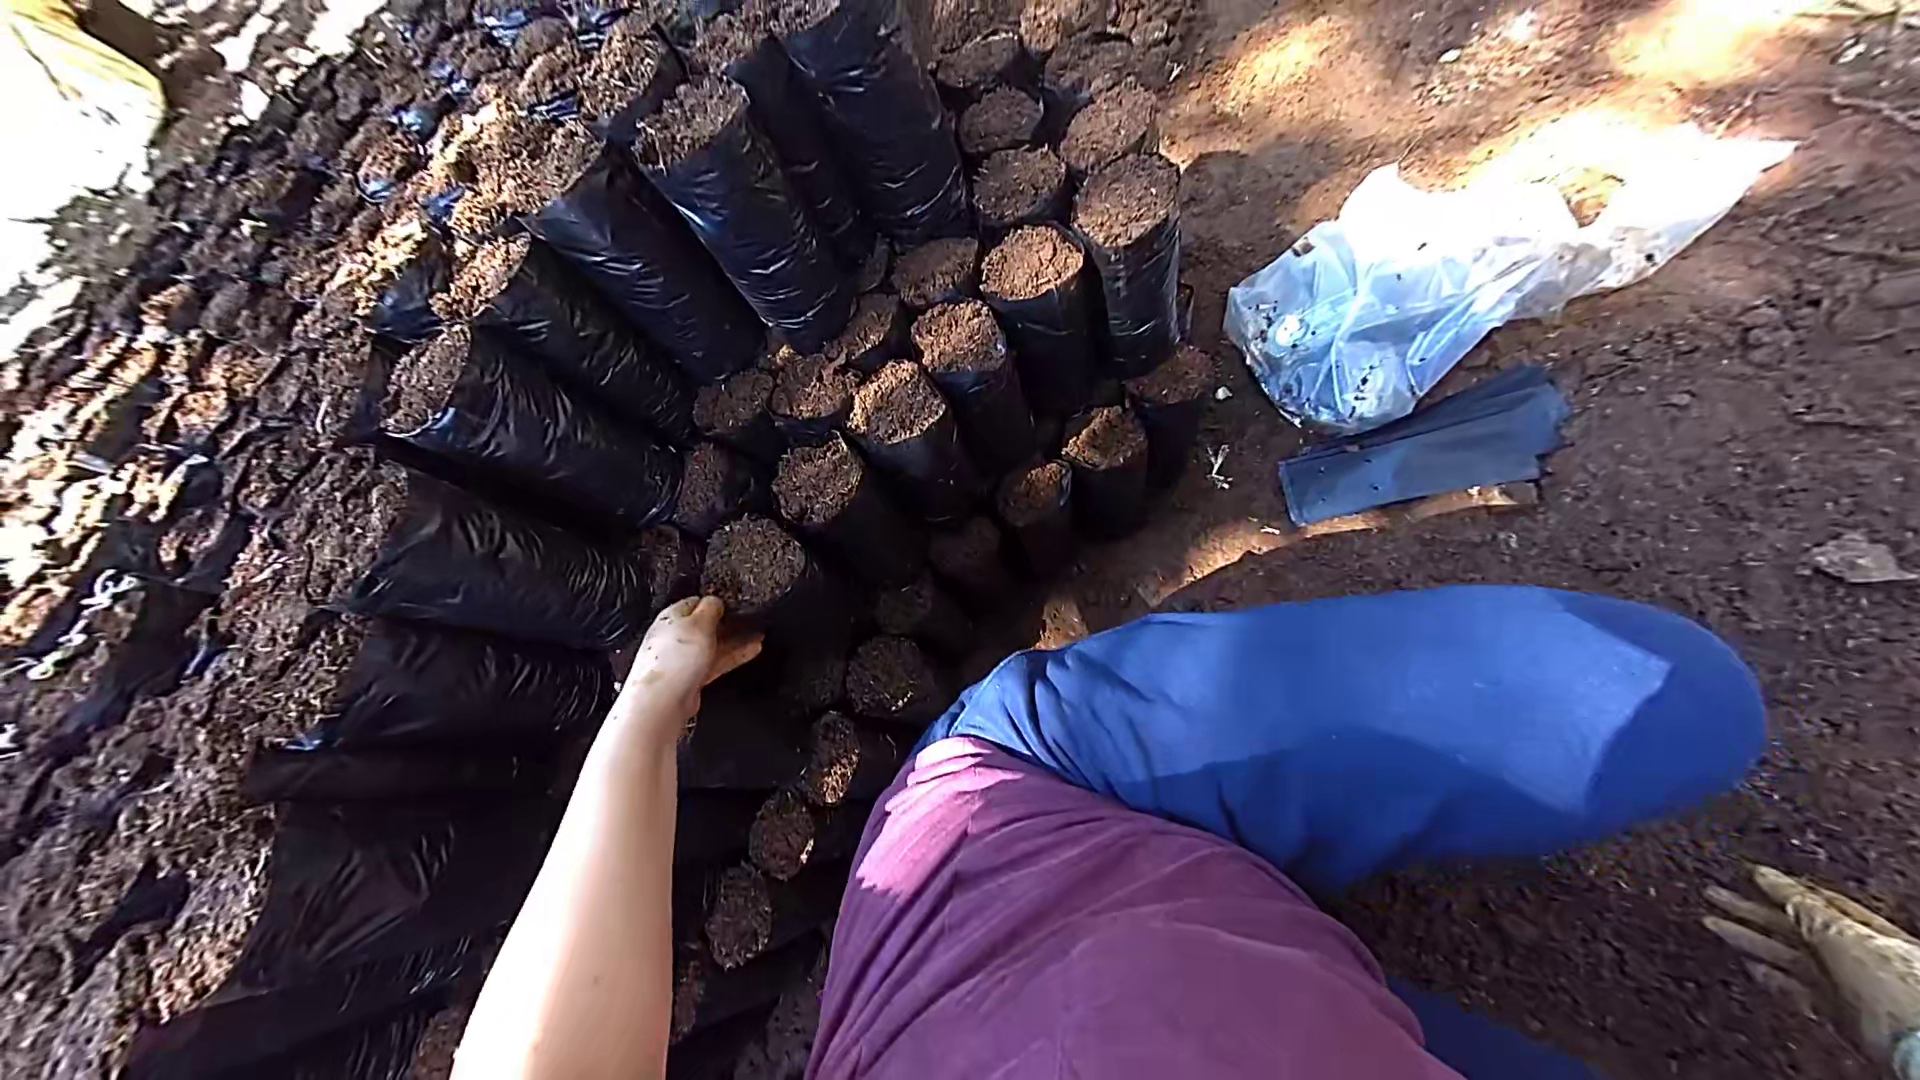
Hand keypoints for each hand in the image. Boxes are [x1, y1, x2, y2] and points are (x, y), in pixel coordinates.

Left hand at [617, 596, 762, 737]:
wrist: (662, 701)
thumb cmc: (673, 661)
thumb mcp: (700, 623)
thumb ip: (711, 607)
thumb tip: (716, 600)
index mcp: (671, 618)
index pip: (696, 603)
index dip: (716, 603)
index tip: (734, 604)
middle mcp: (674, 638)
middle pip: (706, 626)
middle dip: (730, 623)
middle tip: (750, 621)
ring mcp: (682, 659)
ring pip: (714, 645)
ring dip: (737, 640)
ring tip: (758, 636)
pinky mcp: (691, 677)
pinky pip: (717, 662)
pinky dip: (734, 656)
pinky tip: (750, 652)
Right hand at [1704, 865, 1919, 1077]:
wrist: (1911, 1045)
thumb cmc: (1893, 986)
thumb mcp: (1837, 930)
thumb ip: (1799, 903)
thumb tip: (1763, 873)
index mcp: (1876, 937)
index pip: (1821, 904)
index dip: (1782, 888)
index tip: (1749, 873)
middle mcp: (1863, 960)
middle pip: (1796, 930)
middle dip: (1750, 911)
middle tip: (1714, 895)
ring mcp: (1850, 988)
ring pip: (1788, 957)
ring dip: (1748, 939)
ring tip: (1710, 922)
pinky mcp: (1836, 1013)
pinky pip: (1794, 989)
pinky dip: (1767, 975)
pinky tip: (1746, 964)